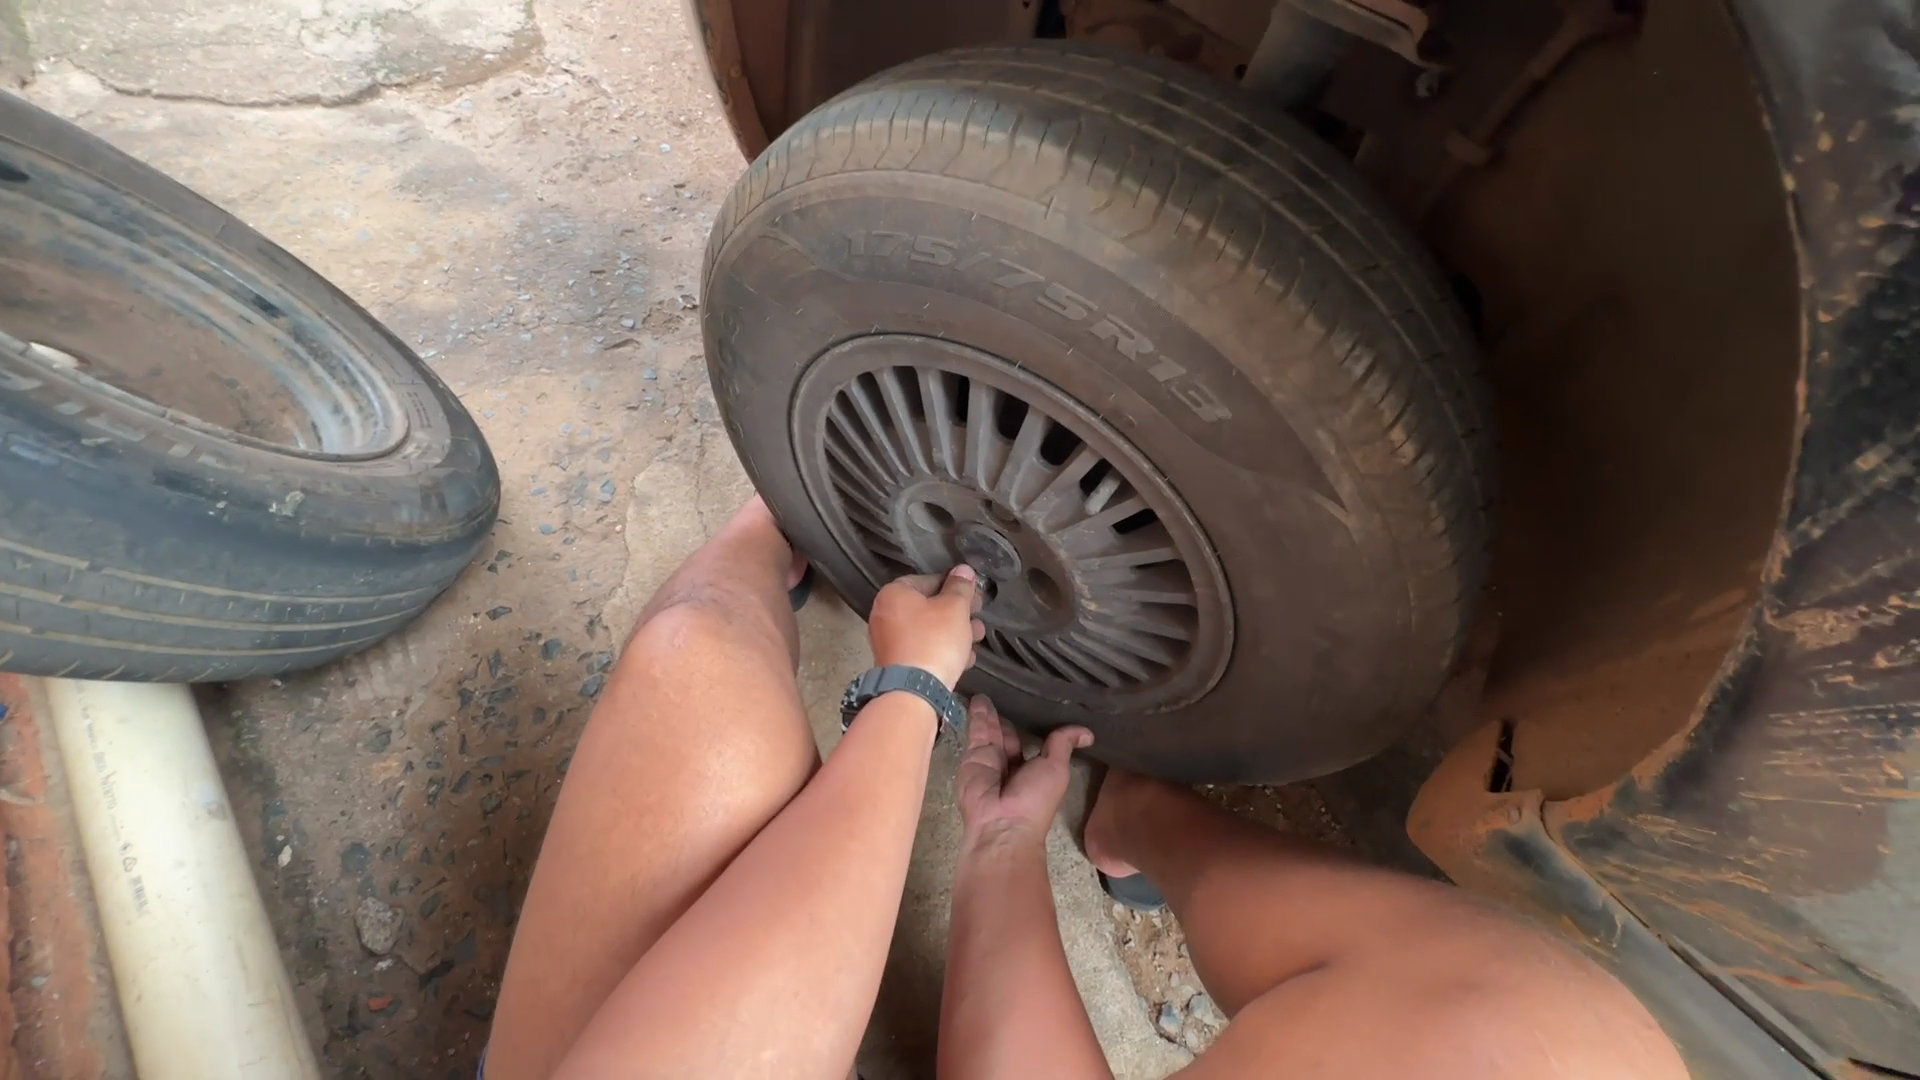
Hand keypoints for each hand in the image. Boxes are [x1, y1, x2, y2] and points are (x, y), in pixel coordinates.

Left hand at [867, 565, 985, 688]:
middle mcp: (885, 615)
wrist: (914, 692)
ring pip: (928, 630)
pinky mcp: (898, 664)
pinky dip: (942, 650)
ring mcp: (889, 642)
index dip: (954, 584)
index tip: (972, 592)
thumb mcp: (955, 608)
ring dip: (955, 632)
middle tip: (977, 614)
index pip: (928, 579)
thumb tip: (963, 571)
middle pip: (928, 606)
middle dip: (958, 612)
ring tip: (977, 637)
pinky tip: (964, 658)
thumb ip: (961, 587)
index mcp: (894, 594)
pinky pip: (923, 650)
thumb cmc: (933, 642)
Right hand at [957, 695, 1091, 845]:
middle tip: (1010, 686)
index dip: (1033, 722)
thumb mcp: (1057, 768)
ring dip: (991, 710)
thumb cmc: (1035, 798)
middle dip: (1008, 714)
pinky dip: (976, 713)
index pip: (1033, 740)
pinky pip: (975, 730)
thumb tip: (1088, 733)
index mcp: (1033, 768)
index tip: (1036, 700)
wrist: (1002, 823)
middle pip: (1009, 732)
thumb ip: (1063, 744)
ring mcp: (990, 758)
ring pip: (991, 728)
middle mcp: (1010, 762)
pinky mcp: (973, 754)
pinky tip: (978, 694)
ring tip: (992, 684)